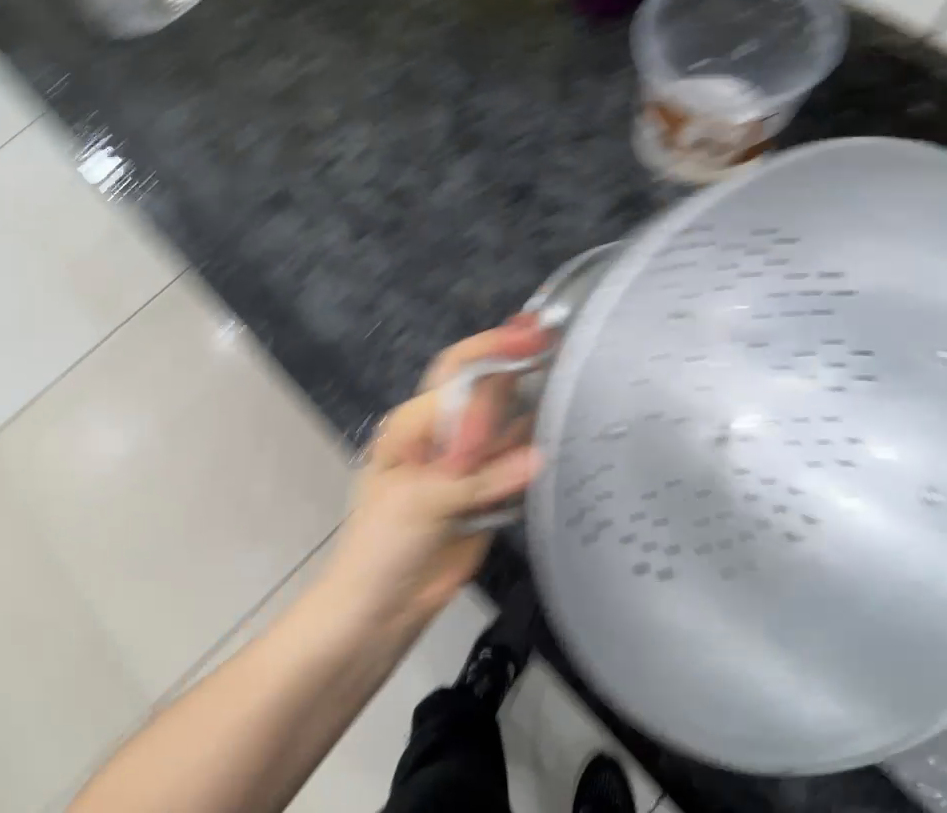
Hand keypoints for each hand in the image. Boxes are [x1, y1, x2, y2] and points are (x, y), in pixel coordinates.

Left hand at [317, 319, 552, 636]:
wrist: (378, 609)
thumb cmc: (382, 546)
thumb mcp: (421, 503)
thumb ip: (478, 478)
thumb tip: (535, 456)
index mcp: (412, 426)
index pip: (456, 376)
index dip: (491, 353)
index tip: (529, 338)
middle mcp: (440, 437)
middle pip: (481, 394)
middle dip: (514, 370)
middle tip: (555, 346)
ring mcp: (463, 467)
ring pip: (501, 429)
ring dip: (528, 410)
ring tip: (569, 386)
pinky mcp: (483, 498)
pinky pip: (512, 469)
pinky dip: (532, 456)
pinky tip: (557, 439)